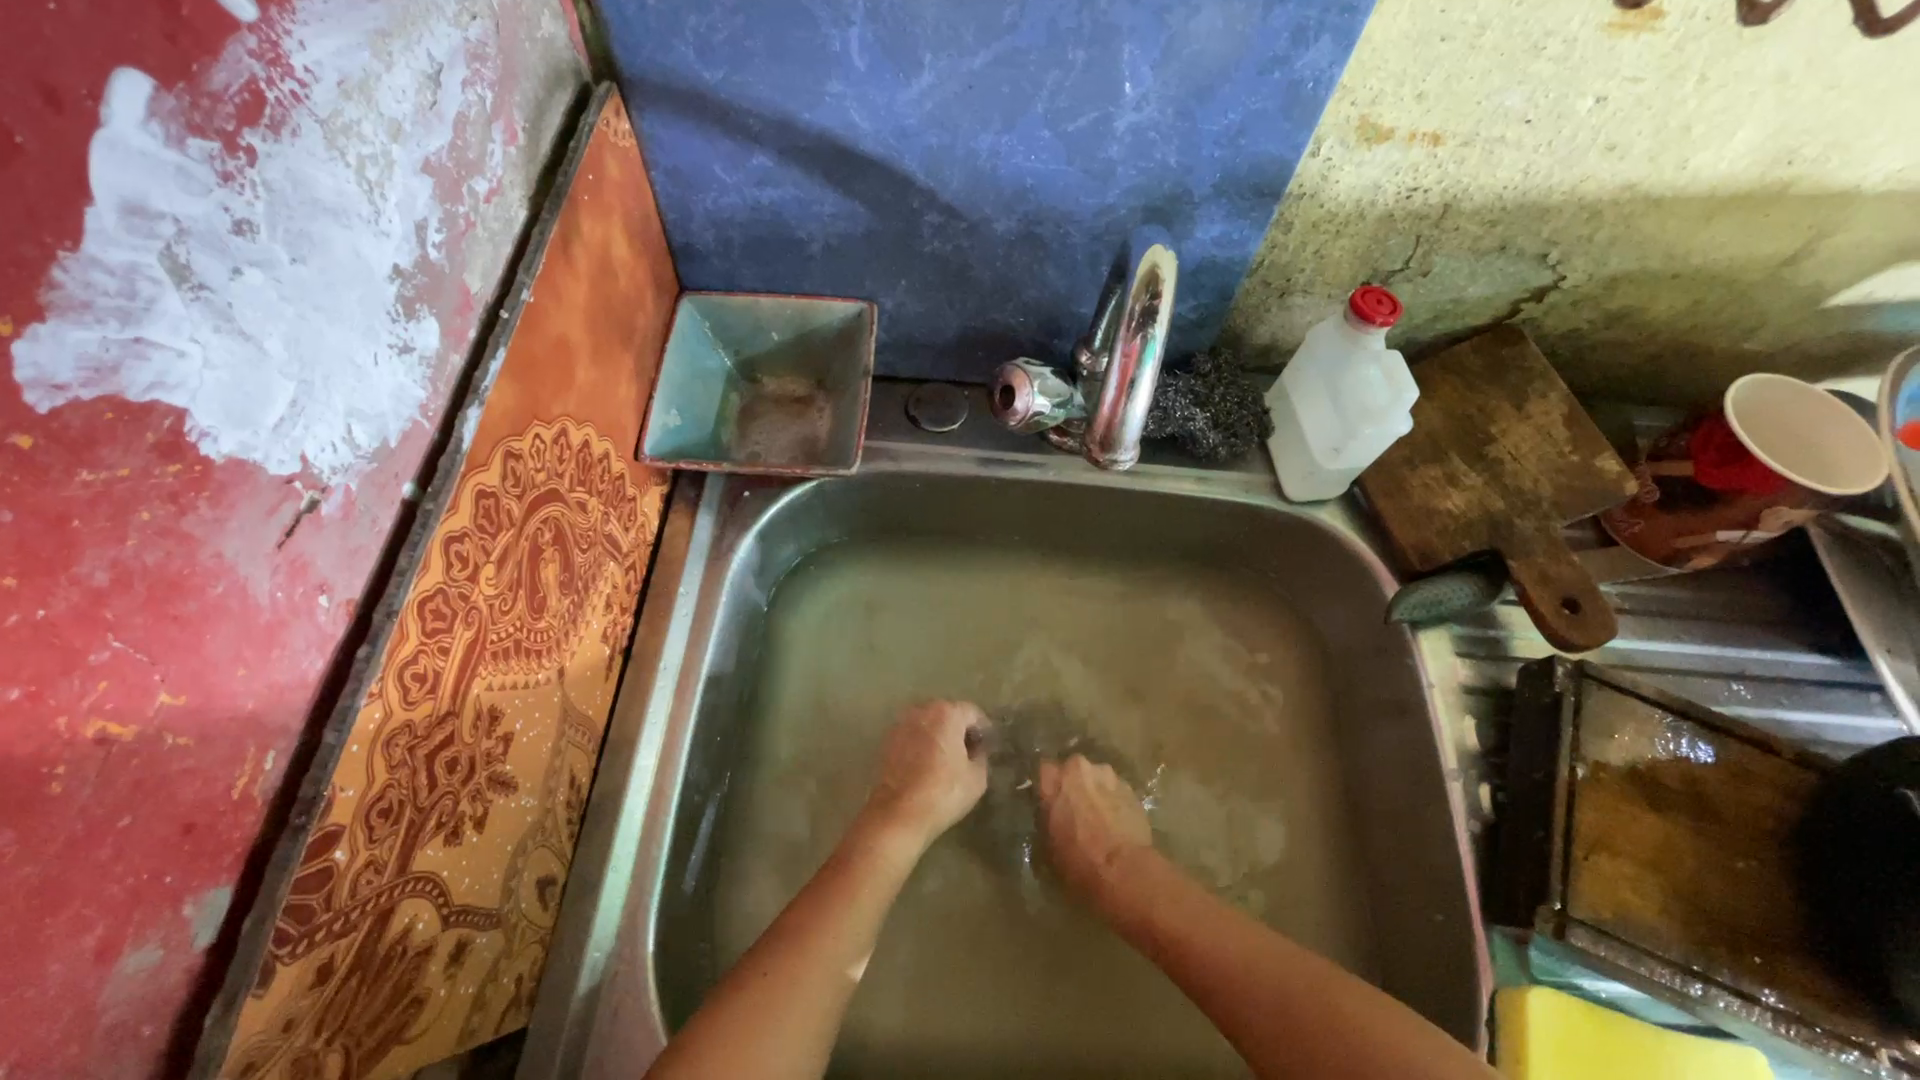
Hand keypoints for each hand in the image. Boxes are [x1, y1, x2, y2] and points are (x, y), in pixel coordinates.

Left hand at [865, 701, 991, 850]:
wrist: (898, 813)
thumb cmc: (944, 792)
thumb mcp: (977, 777)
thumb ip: (981, 755)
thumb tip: (976, 750)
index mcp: (946, 714)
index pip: (973, 713)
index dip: (984, 729)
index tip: (989, 746)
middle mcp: (922, 711)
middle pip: (948, 714)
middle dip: (960, 729)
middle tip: (970, 751)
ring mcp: (901, 725)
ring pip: (928, 724)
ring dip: (940, 735)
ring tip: (948, 758)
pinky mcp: (887, 741)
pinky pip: (913, 736)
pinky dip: (923, 744)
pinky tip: (928, 764)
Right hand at [1037, 754, 1154, 906]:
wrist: (1122, 868)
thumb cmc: (1077, 857)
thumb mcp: (1047, 839)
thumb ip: (1047, 812)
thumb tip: (1052, 808)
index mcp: (1056, 779)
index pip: (1045, 770)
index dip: (1049, 786)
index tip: (1050, 799)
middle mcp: (1082, 768)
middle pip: (1074, 769)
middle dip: (1074, 784)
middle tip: (1075, 808)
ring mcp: (1110, 776)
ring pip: (1098, 778)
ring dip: (1096, 790)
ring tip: (1100, 815)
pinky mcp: (1131, 789)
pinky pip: (1116, 790)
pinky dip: (1115, 801)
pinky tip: (1116, 822)